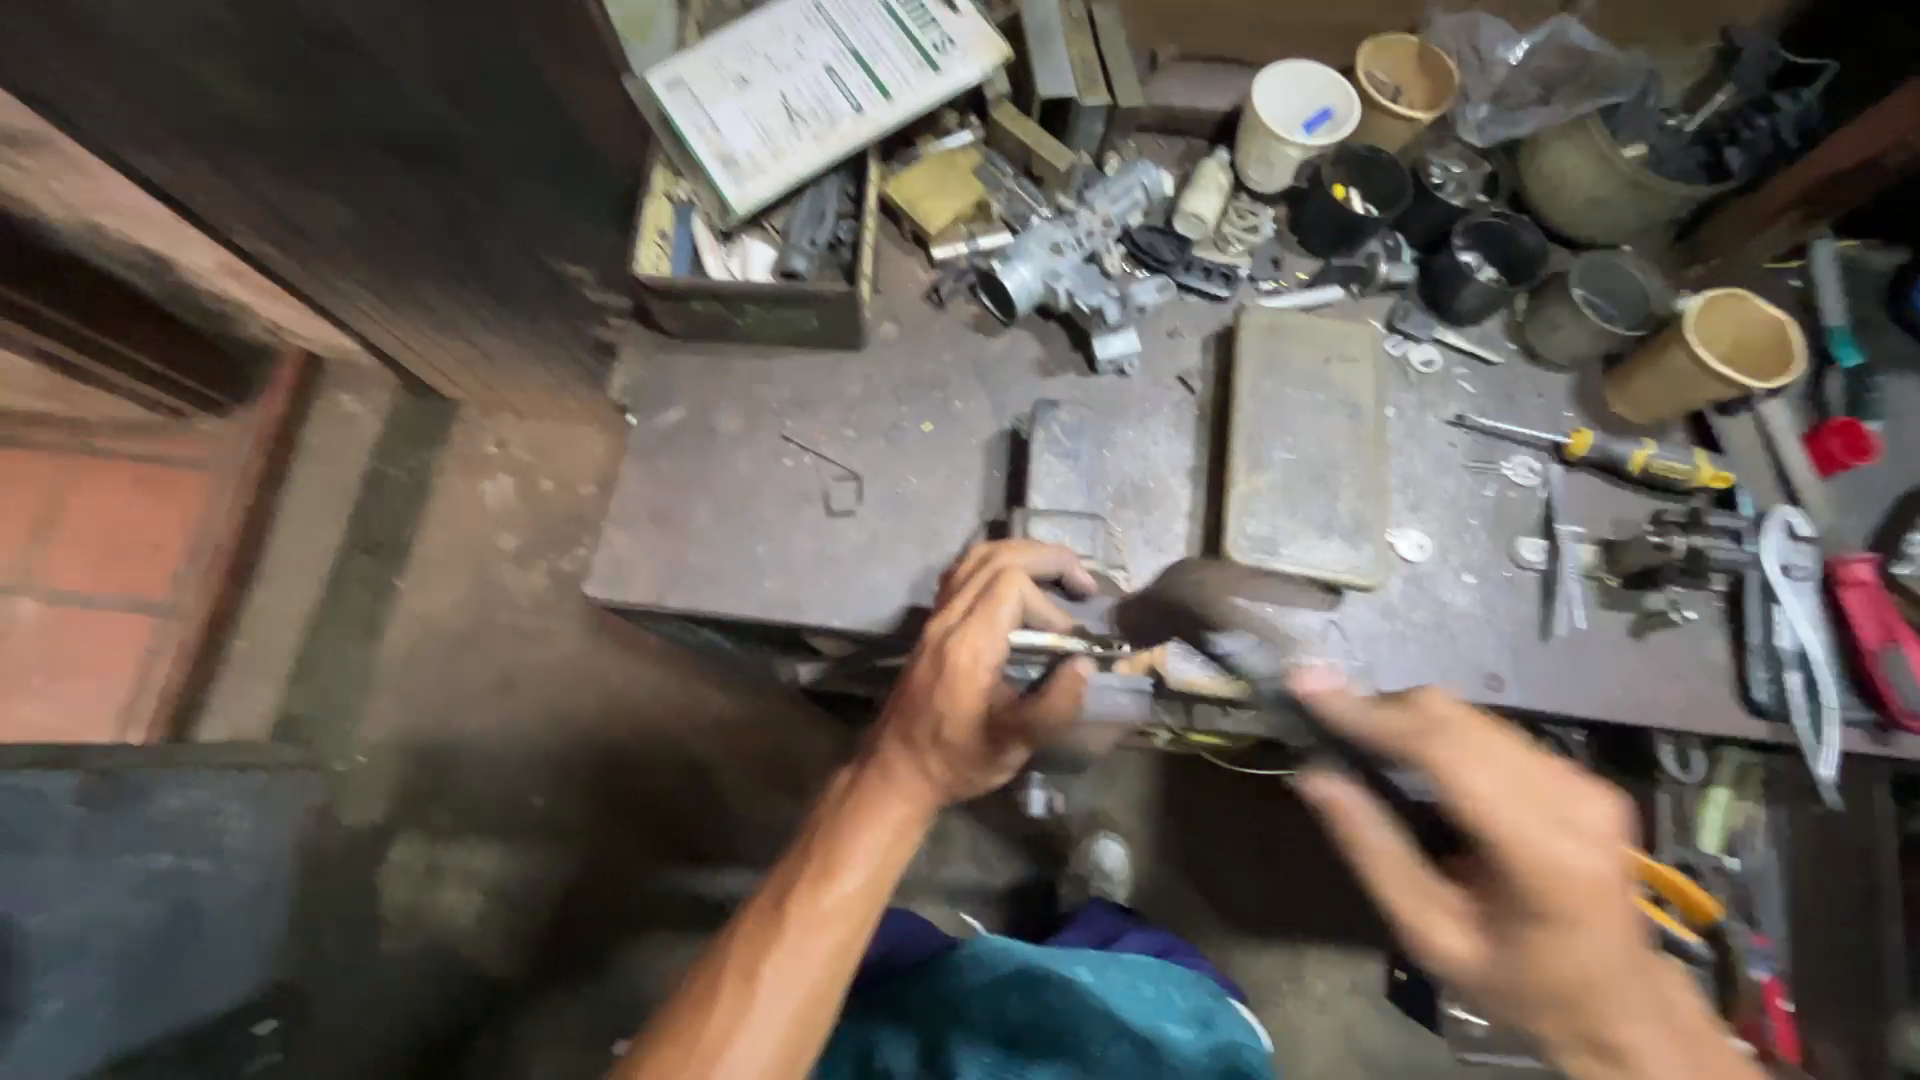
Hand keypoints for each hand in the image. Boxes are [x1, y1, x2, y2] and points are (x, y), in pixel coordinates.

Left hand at [864, 540, 1097, 806]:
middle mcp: (947, 619)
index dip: (1048, 603)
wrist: (896, 770)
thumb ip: (1055, 705)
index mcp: (967, 644)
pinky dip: (997, 566)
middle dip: (1046, 559)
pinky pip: (962, 573)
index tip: (1065, 642)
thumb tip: (1084, 664)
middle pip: (995, 556)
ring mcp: (935, 618)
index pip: (1011, 583)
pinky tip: (1019, 588)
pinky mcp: (932, 625)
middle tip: (1083, 584)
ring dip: (1022, 556)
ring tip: (1057, 576)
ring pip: (976, 557)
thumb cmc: (955, 760)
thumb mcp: (1012, 746)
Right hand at [1289, 671, 1739, 1079]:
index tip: (1306, 687)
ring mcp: (1582, 780)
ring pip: (1467, 714)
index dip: (1368, 713)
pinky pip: (1485, 728)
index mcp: (1542, 851)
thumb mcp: (1430, 935)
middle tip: (1318, 714)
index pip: (1444, 751)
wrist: (1621, 1005)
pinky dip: (1433, 729)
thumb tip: (1313, 774)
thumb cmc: (1519, 982)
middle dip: (1377, 707)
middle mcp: (1571, 798)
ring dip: (1402, 716)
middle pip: (1454, 718)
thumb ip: (1372, 850)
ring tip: (1353, 735)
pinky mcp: (1578, 774)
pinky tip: (1404, 753)